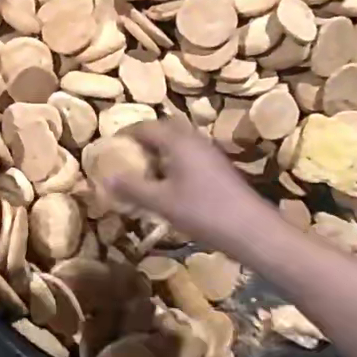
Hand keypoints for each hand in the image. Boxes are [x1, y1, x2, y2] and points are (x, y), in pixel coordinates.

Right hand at [105, 118, 286, 250]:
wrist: (251, 230)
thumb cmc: (203, 212)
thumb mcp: (161, 202)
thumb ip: (132, 188)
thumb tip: (106, 178)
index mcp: (178, 142)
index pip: (146, 126)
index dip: (125, 133)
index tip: (109, 145)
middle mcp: (194, 140)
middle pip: (164, 129)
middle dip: (143, 138)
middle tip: (125, 154)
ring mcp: (209, 153)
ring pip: (178, 142)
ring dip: (159, 150)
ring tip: (142, 169)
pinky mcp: (218, 168)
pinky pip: (188, 154)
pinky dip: (172, 161)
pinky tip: (166, 183)